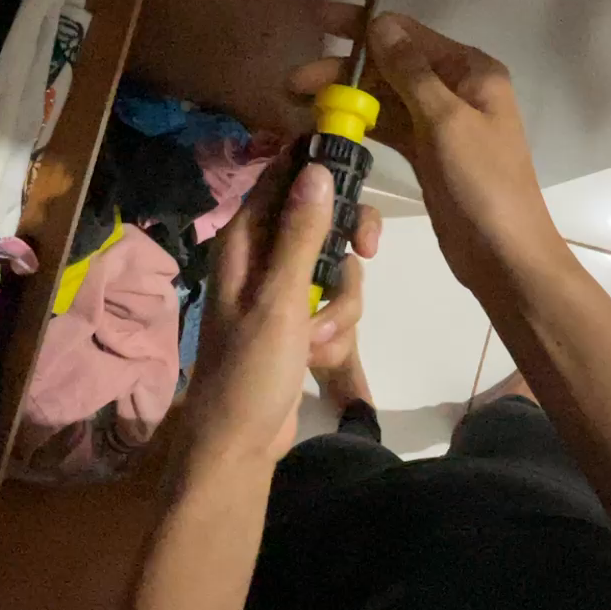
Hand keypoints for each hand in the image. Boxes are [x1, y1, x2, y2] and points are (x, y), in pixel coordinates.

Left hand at [180, 158, 379, 464]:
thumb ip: (302, 234)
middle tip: (368, 252)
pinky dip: (335, 328)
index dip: (317, 168)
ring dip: (340, 304)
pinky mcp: (300, 321)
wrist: (242, 441)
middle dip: (346, 244)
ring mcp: (284, 291)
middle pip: (322, 220)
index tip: (356, 172)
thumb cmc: (251, 368)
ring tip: (318, 339)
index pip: (281, 178)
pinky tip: (319, 356)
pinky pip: (334, 305)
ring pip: (336, 268)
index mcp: (245, 241)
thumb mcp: (279, 299)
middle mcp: (263, 257)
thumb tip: (317, 170)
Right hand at [289, 8, 562, 292]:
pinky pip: (389, 128)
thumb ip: (410, 71)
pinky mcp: (426, 155)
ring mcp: (440, 124)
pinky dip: (361, 125)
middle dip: (344, 69)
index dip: (362, 27)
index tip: (318, 23)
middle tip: (293, 82)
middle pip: (391, 67)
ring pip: (385, 99)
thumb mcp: (445, 120)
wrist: (503, 254)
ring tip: (299, 103)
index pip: (408, 35)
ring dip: (346, 98)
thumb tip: (381, 23)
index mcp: (470, 71)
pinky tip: (329, 126)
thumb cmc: (482, 182)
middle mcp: (455, 90)